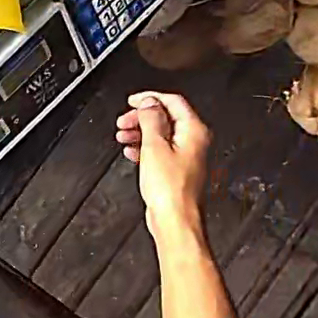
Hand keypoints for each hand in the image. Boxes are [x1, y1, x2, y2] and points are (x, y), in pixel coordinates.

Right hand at [115, 91, 210, 234]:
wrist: (175, 219)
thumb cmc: (170, 189)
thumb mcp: (154, 147)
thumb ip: (151, 120)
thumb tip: (149, 104)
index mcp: (194, 131)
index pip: (173, 101)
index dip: (150, 98)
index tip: (133, 101)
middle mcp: (194, 141)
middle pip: (166, 117)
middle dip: (142, 117)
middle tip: (124, 120)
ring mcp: (186, 156)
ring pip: (162, 134)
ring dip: (140, 132)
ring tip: (123, 135)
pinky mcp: (177, 169)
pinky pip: (160, 150)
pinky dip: (145, 147)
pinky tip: (132, 152)